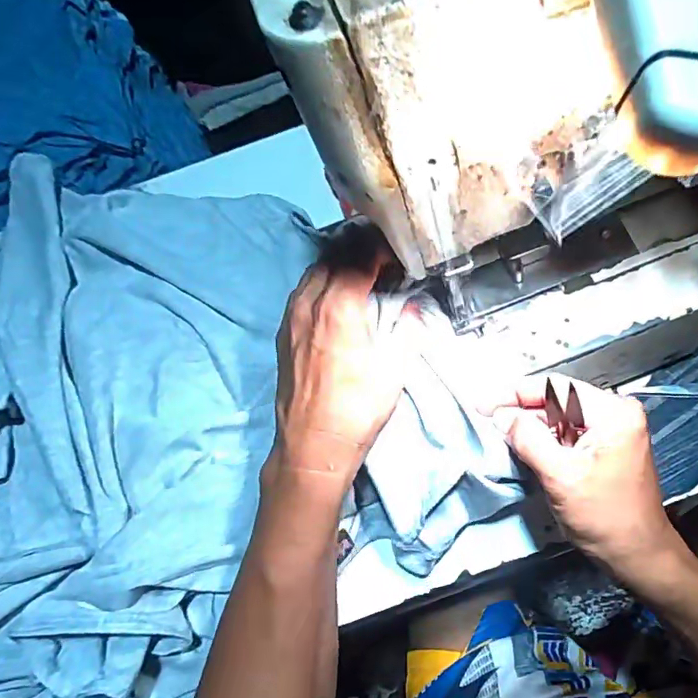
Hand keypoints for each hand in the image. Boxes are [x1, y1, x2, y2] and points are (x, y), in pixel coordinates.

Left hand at [270, 236, 410, 489]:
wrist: (311, 445)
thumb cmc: (354, 412)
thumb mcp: (393, 371)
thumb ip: (407, 330)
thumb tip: (414, 305)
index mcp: (337, 308)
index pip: (359, 258)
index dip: (382, 251)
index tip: (400, 256)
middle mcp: (309, 304)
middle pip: (334, 257)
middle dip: (361, 253)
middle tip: (385, 263)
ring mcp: (291, 318)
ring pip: (314, 272)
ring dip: (339, 266)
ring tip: (362, 277)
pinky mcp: (283, 333)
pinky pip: (302, 292)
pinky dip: (322, 284)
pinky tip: (337, 299)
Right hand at [490, 374, 685, 580]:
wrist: (636, 554)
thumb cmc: (606, 517)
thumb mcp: (561, 475)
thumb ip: (529, 439)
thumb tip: (502, 416)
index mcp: (613, 413)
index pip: (556, 388)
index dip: (516, 394)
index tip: (485, 405)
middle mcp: (616, 415)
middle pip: (558, 401)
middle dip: (522, 410)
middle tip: (487, 418)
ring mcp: (612, 433)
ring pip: (560, 419)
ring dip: (531, 426)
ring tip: (500, 432)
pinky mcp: (604, 451)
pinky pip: (568, 436)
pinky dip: (544, 440)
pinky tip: (522, 445)